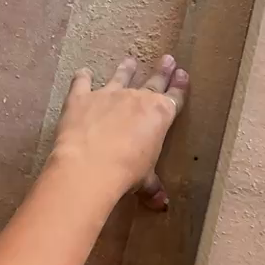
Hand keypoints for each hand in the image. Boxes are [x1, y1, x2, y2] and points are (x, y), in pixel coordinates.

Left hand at [49, 55, 188, 209]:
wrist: (90, 166)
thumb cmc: (126, 173)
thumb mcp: (144, 181)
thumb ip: (153, 188)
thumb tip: (161, 205)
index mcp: (159, 116)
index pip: (174, 98)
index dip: (179, 87)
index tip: (183, 74)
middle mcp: (137, 99)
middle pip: (153, 82)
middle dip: (162, 71)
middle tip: (167, 59)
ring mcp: (108, 95)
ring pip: (120, 77)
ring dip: (126, 69)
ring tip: (130, 61)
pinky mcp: (81, 98)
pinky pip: (82, 83)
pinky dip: (83, 77)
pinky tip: (83, 71)